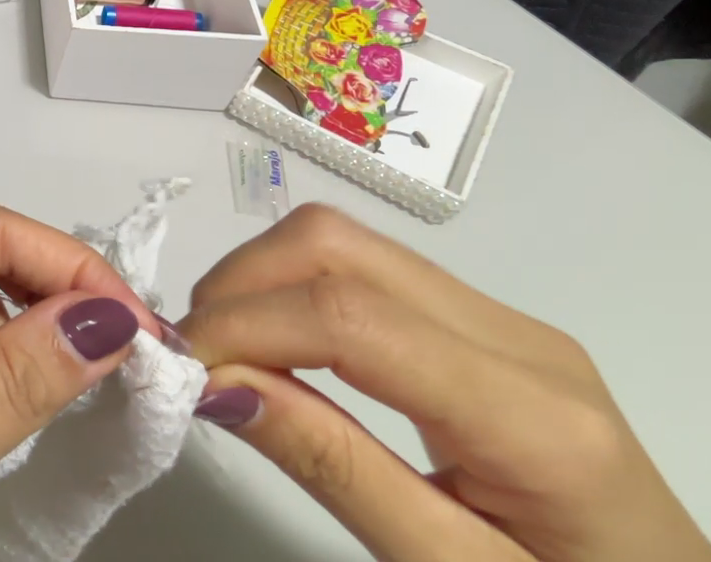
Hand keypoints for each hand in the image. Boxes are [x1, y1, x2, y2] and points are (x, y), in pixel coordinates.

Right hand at [178, 204, 710, 561]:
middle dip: (237, 285)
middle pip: (337, 246)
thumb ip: (335, 470)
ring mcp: (503, 319)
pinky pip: (359, 267)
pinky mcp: (480, 321)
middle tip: (193, 359)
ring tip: (225, 355)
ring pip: (340, 240)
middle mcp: (519, 337)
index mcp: (533, 417)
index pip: (350, 317)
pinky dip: (288, 288)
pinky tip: (274, 347)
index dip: (241, 326)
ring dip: (256, 280)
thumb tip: (215, 384)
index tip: (178, 372)